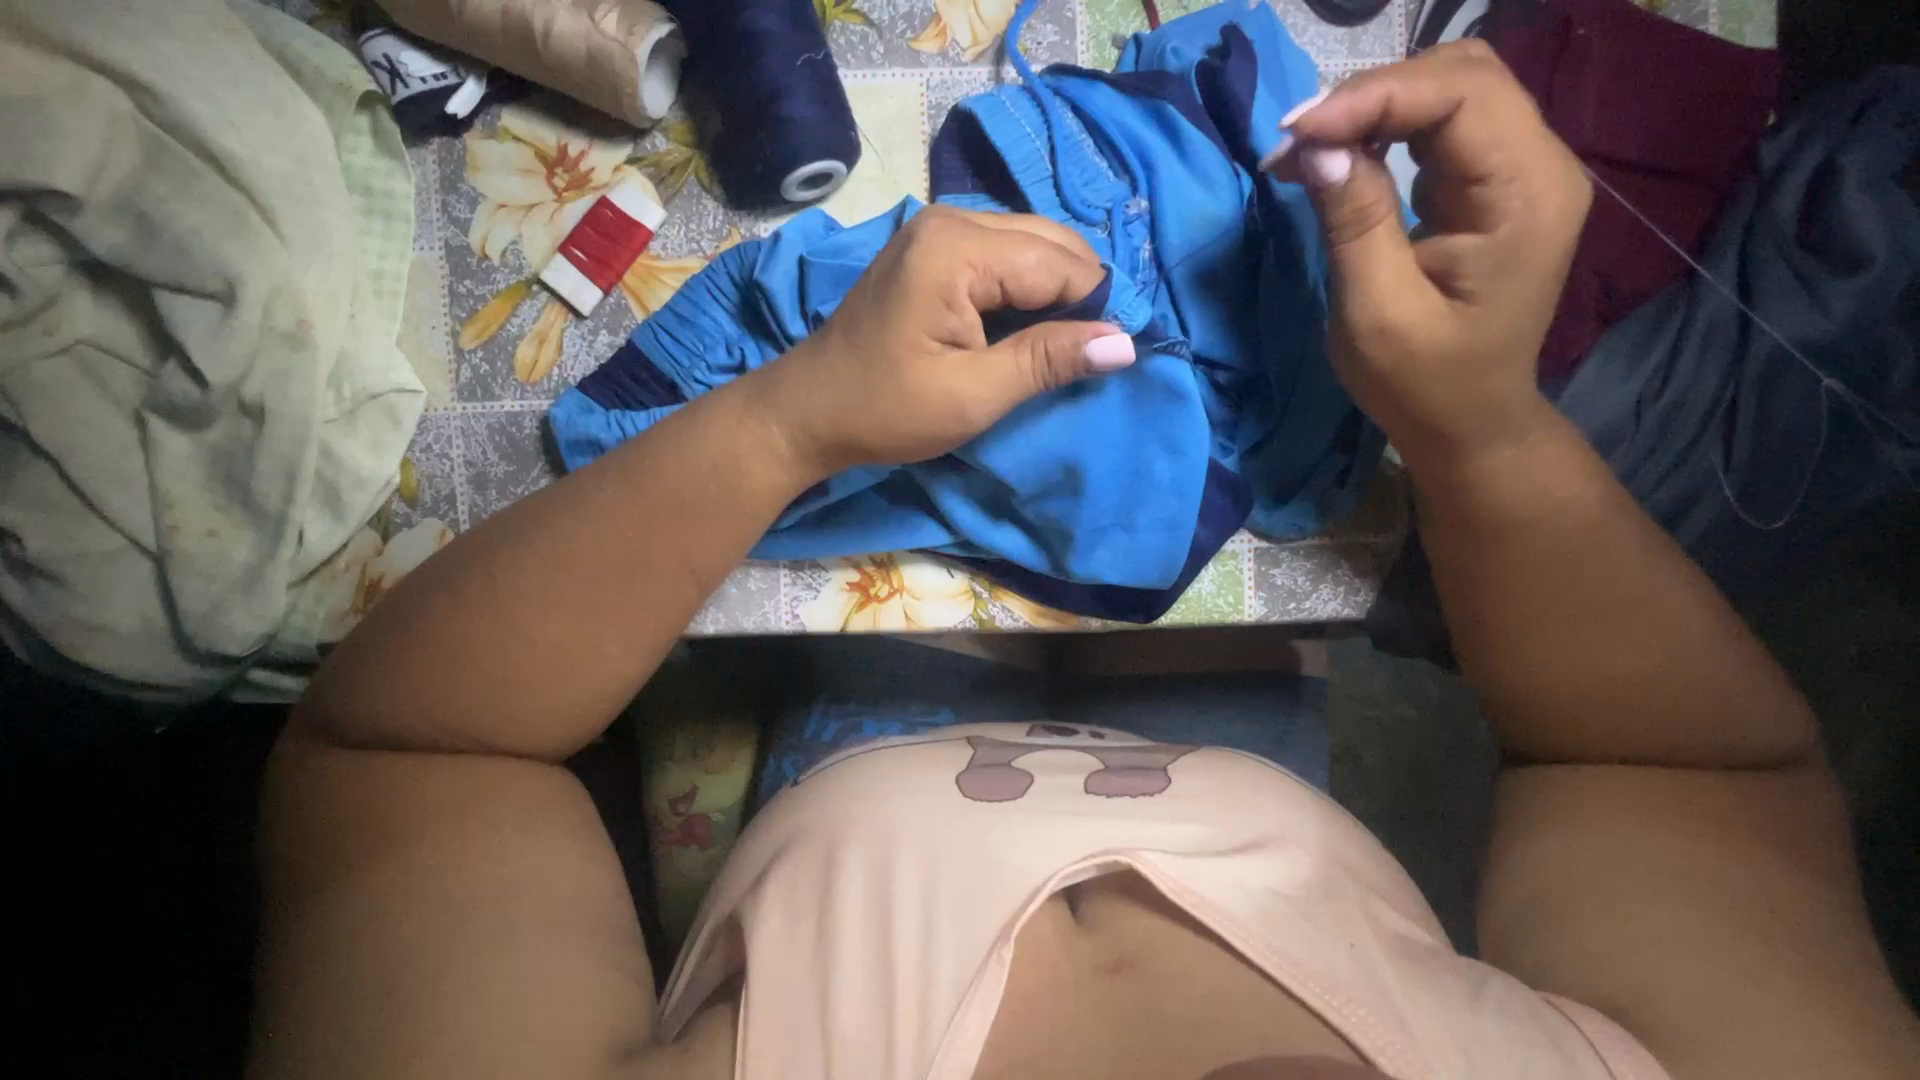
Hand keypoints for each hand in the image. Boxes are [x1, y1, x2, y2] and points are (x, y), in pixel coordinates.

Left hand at [741, 205, 1135, 474]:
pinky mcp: (930, 248)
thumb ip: (1047, 361)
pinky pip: (1001, 254)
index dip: (1095, 308)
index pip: (1060, 263)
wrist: (808, 411)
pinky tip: (1023, 328)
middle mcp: (949, 219)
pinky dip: (1024, 288)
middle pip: (1049, 241)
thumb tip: (1124, 344)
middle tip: (1083, 354)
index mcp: (958, 249)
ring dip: (1054, 291)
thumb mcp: (972, 395)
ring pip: (1029, 244)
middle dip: (1078, 294)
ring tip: (1055, 346)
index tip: (1107, 358)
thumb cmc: (885, 410)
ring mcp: (936, 228)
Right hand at [1269, 41, 1592, 473]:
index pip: (1461, 95)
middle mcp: (1539, 166)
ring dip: (1372, 107)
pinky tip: (1336, 157)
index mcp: (1527, 195)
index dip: (1373, 97)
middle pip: (1462, 76)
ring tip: (1305, 149)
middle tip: (1295, 140)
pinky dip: (1381, 130)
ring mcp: (1518, 172)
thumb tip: (1315, 147)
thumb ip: (1353, 221)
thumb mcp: (1377, 312)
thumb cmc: (1424, 382)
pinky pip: (1438, 127)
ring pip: (1449, 91)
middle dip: (1371, 94)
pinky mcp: (1489, 186)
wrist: (1467, 422)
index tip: (1295, 133)